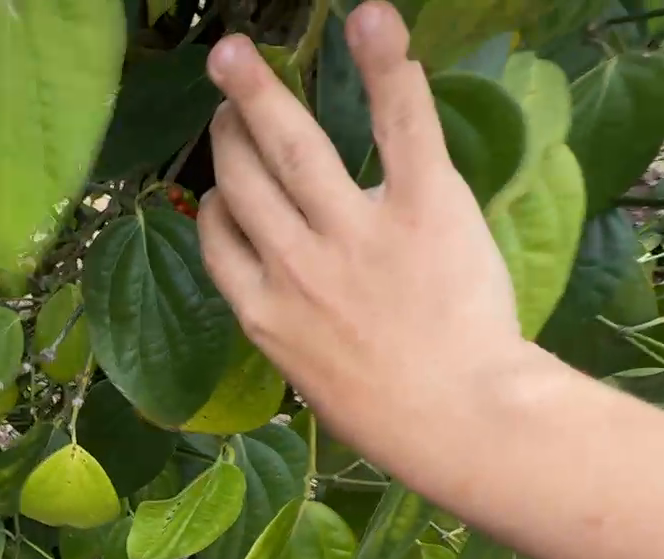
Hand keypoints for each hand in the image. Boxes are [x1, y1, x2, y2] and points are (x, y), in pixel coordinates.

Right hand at [196, 1, 538, 454]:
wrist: (449, 414)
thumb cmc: (375, 407)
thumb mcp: (299, 371)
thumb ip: (278, 318)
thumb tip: (274, 285)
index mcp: (257, 309)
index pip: (216, 236)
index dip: (214, 200)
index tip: (221, 184)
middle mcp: (288, 264)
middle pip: (241, 182)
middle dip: (226, 132)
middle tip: (226, 94)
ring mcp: (349, 234)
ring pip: (291, 148)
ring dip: (259, 93)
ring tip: (238, 55)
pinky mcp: (420, 206)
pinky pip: (396, 126)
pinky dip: (383, 67)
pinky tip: (367, 19)